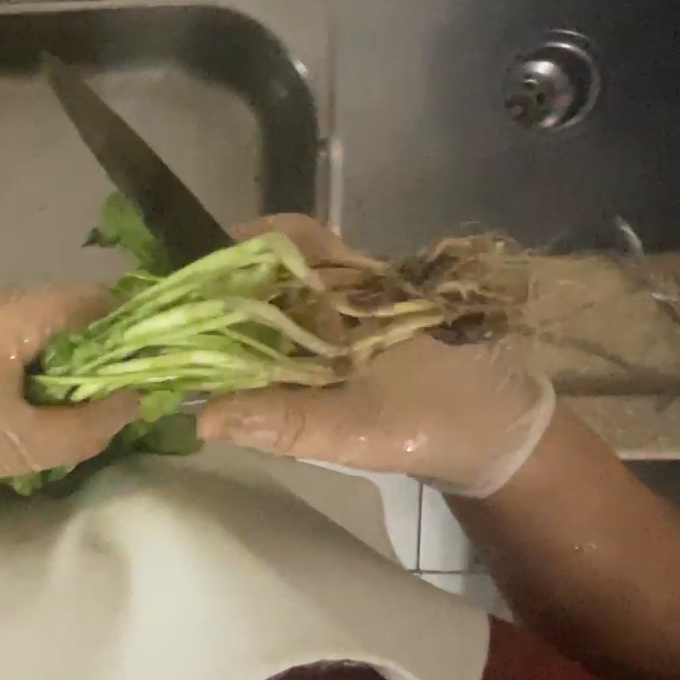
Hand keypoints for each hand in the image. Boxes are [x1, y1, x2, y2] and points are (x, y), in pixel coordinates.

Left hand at [0, 288, 140, 501]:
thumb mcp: (30, 446)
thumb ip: (91, 425)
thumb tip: (135, 400)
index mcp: (4, 320)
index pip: (85, 301)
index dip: (120, 326)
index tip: (135, 360)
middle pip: (61, 304)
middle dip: (89, 340)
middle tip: (99, 382)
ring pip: (35, 310)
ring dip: (57, 342)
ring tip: (60, 385)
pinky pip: (8, 317)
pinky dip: (28, 341)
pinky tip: (24, 377)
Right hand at [193, 215, 554, 497]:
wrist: (500, 440)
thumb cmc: (430, 423)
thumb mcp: (351, 429)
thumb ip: (277, 421)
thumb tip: (200, 417)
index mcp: (352, 292)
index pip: (288, 240)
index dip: (236, 244)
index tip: (187, 267)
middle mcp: (353, 289)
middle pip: (277, 264)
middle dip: (226, 282)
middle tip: (179, 313)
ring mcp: (358, 312)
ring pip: (289, 291)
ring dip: (245, 307)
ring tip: (198, 337)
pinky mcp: (361, 337)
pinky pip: (303, 318)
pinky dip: (267, 330)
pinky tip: (245, 361)